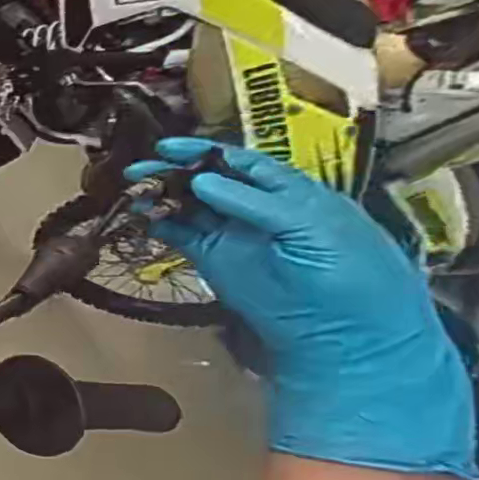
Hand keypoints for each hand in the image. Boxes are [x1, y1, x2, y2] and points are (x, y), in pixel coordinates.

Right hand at [125, 138, 478, 479]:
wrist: (339, 332)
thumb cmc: (347, 275)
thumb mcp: (313, 229)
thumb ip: (258, 203)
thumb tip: (202, 181)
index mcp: (290, 194)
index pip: (242, 164)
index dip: (205, 152)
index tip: (169, 147)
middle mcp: (255, 209)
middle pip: (206, 182)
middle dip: (172, 172)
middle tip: (136, 169)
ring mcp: (230, 234)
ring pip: (187, 206)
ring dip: (159, 196)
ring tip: (131, 190)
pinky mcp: (210, 258)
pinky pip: (178, 234)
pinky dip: (157, 223)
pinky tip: (139, 215)